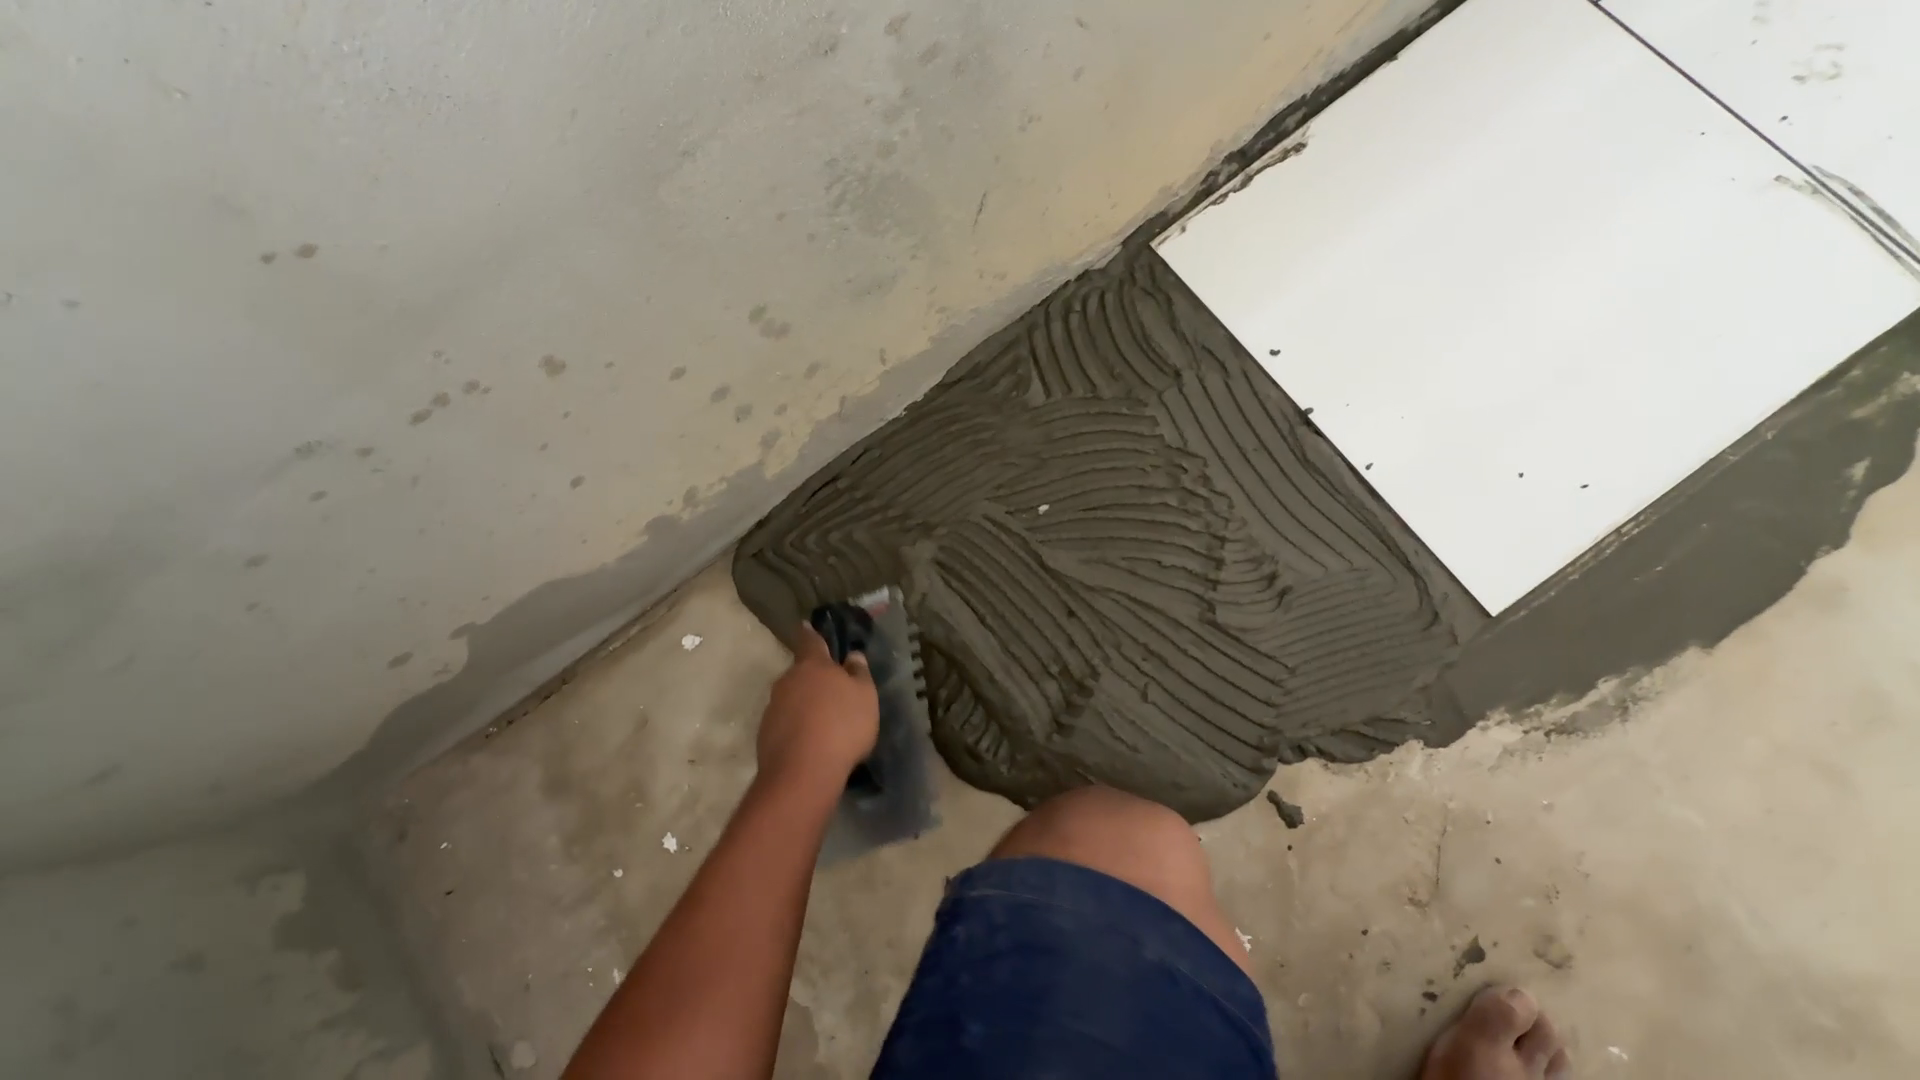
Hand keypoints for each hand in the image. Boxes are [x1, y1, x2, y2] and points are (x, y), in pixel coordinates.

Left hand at [755, 623, 878, 788]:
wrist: (803, 772)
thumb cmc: (842, 726)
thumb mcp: (865, 697)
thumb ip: (859, 674)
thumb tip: (853, 656)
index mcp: (813, 665)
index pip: (810, 640)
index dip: (811, 633)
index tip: (806, 625)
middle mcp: (787, 680)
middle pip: (801, 672)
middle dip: (813, 678)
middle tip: (831, 691)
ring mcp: (773, 707)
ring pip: (791, 698)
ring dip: (804, 704)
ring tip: (823, 723)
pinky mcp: (765, 733)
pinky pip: (785, 722)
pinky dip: (796, 726)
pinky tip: (810, 743)